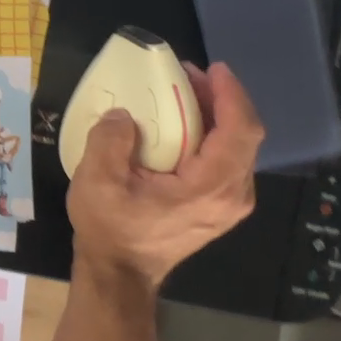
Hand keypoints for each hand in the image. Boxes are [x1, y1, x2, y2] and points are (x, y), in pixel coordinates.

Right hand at [65, 62, 263, 288]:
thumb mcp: (99, 181)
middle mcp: (233, 194)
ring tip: (182, 99)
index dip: (231, 96)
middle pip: (242, 138)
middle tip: (188, 77)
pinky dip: (206, 140)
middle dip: (220, 102)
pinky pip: (222, 164)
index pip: (238, 131)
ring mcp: (228, 204)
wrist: (119, 271)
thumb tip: (122, 115)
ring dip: (213, 120)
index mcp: (212, 186)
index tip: (215, 69)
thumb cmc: (110, 226)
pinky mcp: (216, 208)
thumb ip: (111, 142)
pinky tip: (179, 133)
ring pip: (234, 151)